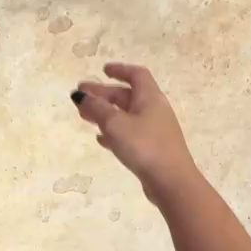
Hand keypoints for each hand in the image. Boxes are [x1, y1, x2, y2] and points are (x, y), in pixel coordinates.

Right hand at [72, 63, 202, 202]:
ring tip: (83, 116)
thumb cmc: (144, 146)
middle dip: (103, 94)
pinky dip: (112, 131)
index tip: (102, 70)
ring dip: (104, 113)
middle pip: (126, 96)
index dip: (120, 70)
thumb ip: (97, 108)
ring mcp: (152, 130)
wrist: (170, 179)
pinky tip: (100, 138)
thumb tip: (80, 95)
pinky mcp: (149, 147)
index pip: (136, 75)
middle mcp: (153, 110)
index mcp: (149, 98)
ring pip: (125, 115)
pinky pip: (128, 133)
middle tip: (80, 94)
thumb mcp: (116, 124)